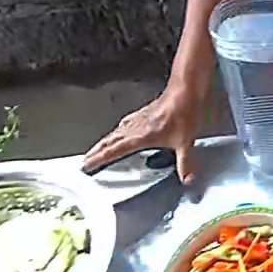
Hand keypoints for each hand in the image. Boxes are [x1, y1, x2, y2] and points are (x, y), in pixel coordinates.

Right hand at [83, 84, 201, 181]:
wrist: (184, 92)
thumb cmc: (182, 114)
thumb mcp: (185, 142)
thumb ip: (185, 162)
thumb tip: (187, 179)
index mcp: (140, 137)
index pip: (113, 150)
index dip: (99, 158)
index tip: (86, 165)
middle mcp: (135, 127)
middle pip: (109, 141)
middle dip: (96, 151)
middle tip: (85, 160)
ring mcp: (139, 118)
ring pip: (116, 132)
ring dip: (104, 141)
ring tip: (97, 148)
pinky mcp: (144, 112)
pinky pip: (125, 124)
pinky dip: (118, 130)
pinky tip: (121, 130)